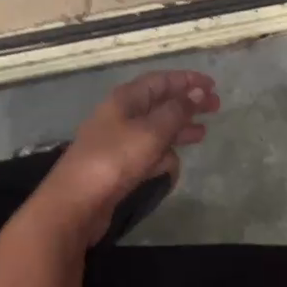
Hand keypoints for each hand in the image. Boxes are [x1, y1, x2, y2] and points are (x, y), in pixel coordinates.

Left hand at [39, 70, 219, 245]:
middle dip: (187, 105)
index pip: (162, 80)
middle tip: (215, 108)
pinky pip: (146, 154)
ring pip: (155, 129)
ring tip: (201, 135)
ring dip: (178, 130)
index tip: (212, 86)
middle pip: (160, 103)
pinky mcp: (116, 168)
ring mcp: (117, 142)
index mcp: (126, 99)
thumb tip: (198, 92)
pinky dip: (161, 157)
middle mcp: (121, 115)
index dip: (188, 80)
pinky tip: (172, 167)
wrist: (72, 207)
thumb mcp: (151, 131)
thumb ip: (178, 110)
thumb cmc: (113, 159)